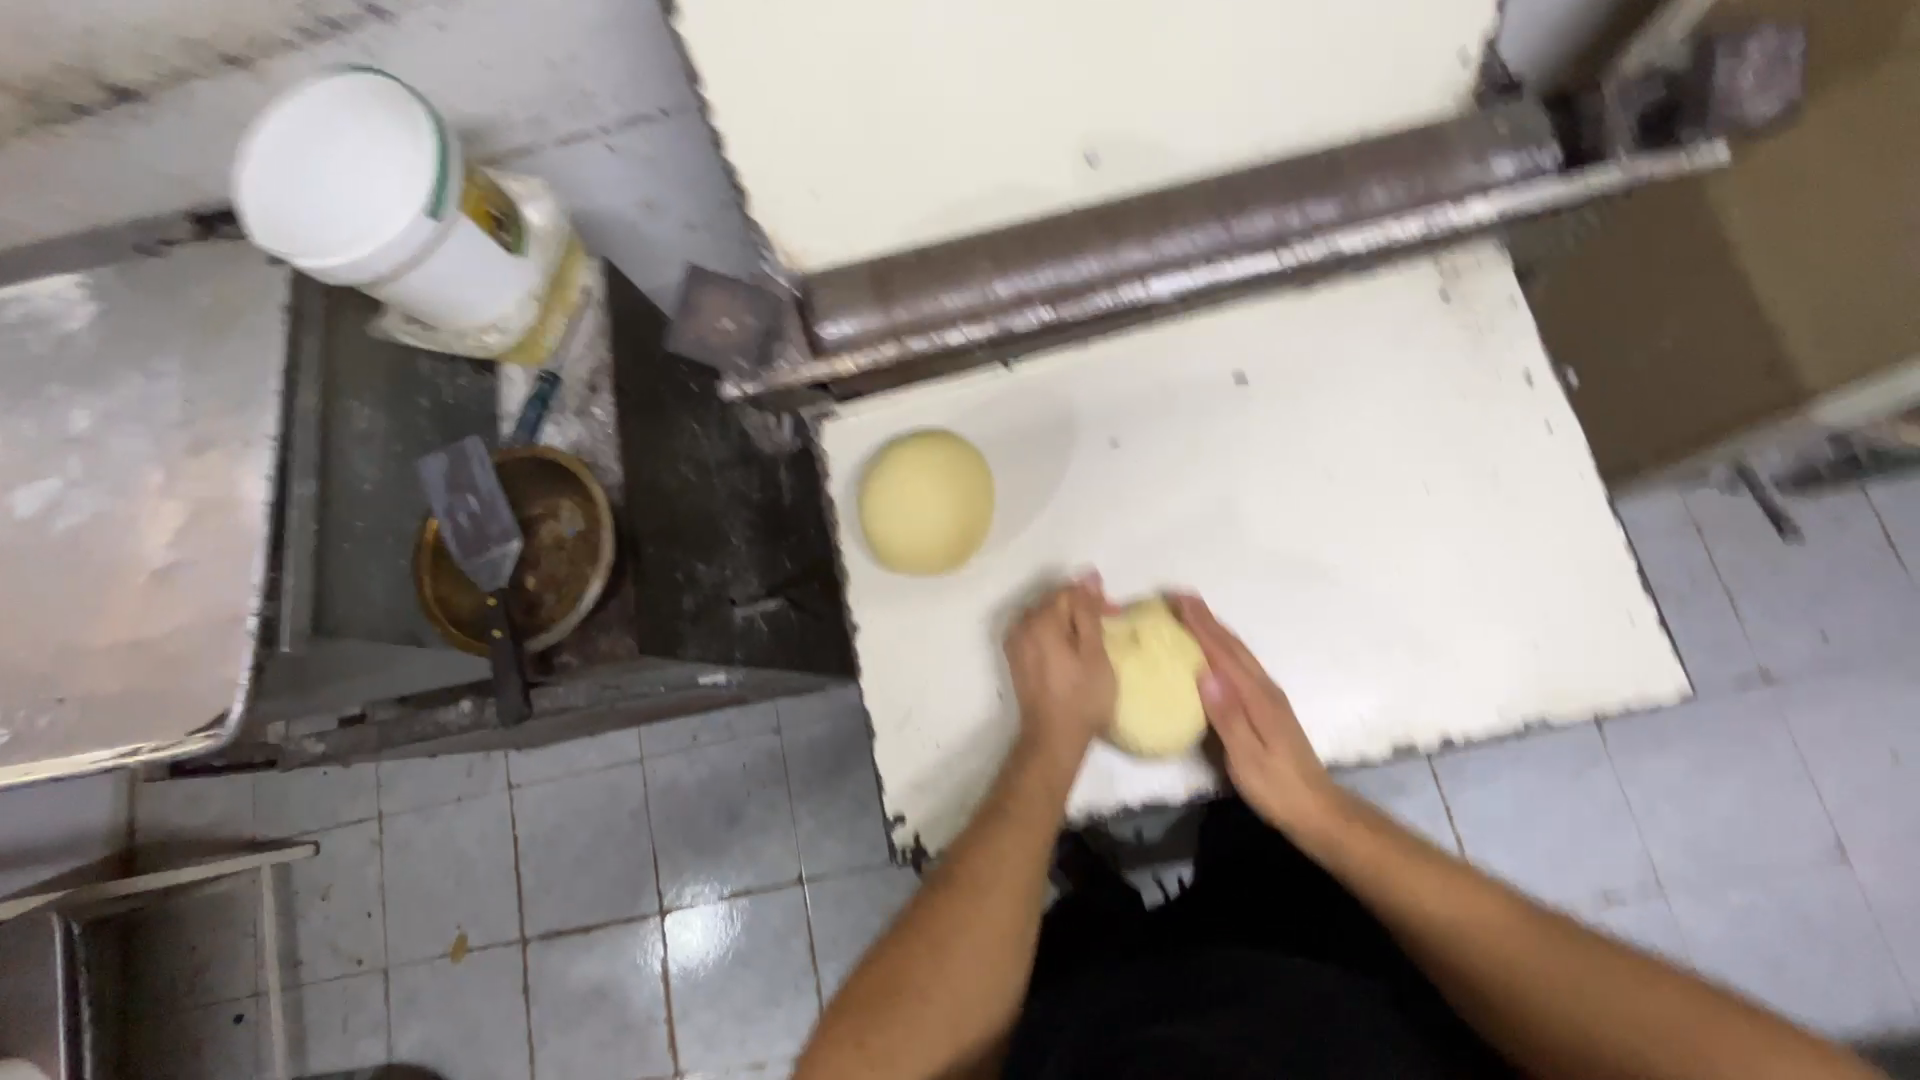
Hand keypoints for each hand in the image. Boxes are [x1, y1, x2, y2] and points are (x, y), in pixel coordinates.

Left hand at [1004, 575, 1116, 764]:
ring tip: (1091, 636)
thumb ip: (1088, 611)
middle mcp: (1021, 625)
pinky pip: (1036, 631)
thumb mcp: (1094, 651)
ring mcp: (1015, 641)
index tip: (1115, 615)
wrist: (1053, 737)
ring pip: (1045, 616)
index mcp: (1040, 620)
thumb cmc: (1082, 696)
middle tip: (1107, 623)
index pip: (1069, 591)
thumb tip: (1087, 575)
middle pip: (1054, 601)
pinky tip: (1069, 647)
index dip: (1094, 598)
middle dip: (1080, 607)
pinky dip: (1054, 633)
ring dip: (1068, 620)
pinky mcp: (1015, 657)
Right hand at [1170, 593, 1335, 833]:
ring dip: (1215, 630)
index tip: (1176, 600)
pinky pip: (1241, 666)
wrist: (1317, 810)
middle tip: (1178, 597)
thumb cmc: (1276, 788)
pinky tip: (1215, 653)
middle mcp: (1264, 689)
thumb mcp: (1246, 757)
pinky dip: (1224, 649)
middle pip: (1232, 646)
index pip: (1221, 653)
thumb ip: (1226, 715)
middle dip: (1206, 619)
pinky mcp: (1268, 707)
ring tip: (1193, 614)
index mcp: (1256, 697)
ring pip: (1239, 653)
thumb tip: (1204, 673)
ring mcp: (1268, 697)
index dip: (1199, 625)